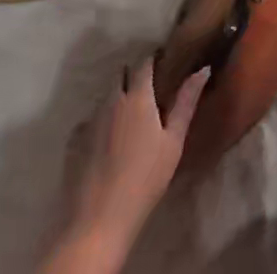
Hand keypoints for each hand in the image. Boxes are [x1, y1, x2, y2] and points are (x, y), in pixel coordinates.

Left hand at [74, 57, 210, 248]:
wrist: (99, 218)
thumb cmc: (146, 177)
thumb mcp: (173, 141)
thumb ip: (186, 102)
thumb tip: (203, 69)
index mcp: (137, 97)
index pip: (143, 64)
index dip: (152, 59)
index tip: (162, 60)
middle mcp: (111, 101)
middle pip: (120, 75)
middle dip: (132, 75)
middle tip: (147, 90)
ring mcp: (89, 120)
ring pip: (104, 97)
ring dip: (116, 97)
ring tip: (128, 117)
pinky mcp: (73, 141)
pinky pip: (89, 120)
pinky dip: (99, 121)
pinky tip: (106, 141)